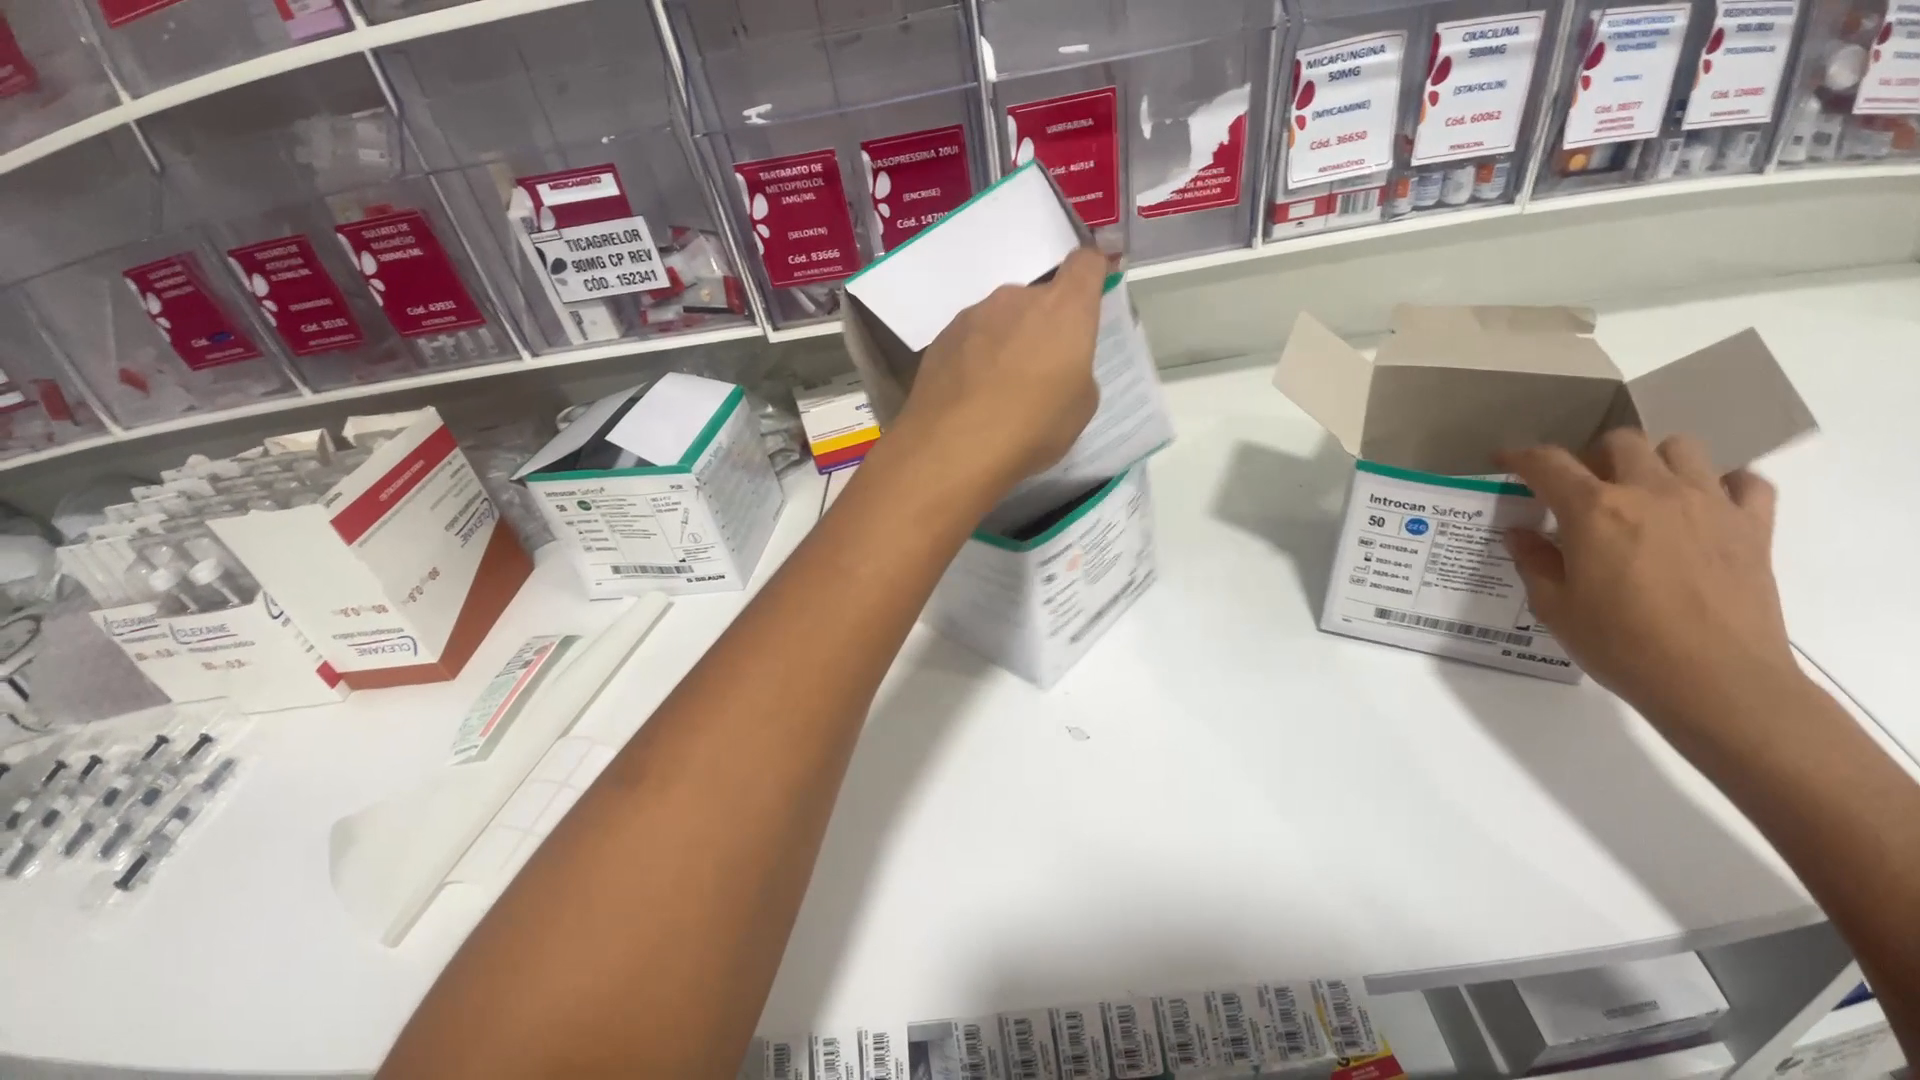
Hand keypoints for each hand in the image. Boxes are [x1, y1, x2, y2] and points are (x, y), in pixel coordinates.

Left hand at [887, 247, 1106, 500]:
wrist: (953, 447)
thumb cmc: (1033, 427)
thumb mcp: (1080, 407)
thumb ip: (1076, 370)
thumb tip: (1057, 365)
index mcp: (1063, 309)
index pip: (1085, 264)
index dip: (1091, 274)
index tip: (1090, 297)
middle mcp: (1016, 299)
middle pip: (1038, 298)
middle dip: (1042, 326)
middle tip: (1039, 371)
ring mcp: (974, 315)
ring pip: (1000, 319)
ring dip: (1005, 342)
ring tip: (998, 391)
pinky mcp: (942, 338)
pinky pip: (970, 340)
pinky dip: (975, 359)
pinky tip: (970, 398)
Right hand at [1497, 430, 1800, 728]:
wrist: (1716, 680)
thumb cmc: (1621, 645)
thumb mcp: (1555, 608)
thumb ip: (1534, 561)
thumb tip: (1520, 533)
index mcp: (1593, 510)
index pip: (1547, 463)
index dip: (1520, 456)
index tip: (1505, 459)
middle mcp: (1651, 491)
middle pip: (1620, 442)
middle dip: (1593, 457)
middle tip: (1582, 489)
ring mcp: (1709, 503)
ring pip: (1681, 448)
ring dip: (1655, 462)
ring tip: (1643, 494)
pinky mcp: (1754, 525)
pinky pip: (1745, 481)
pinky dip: (1723, 485)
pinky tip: (1704, 510)